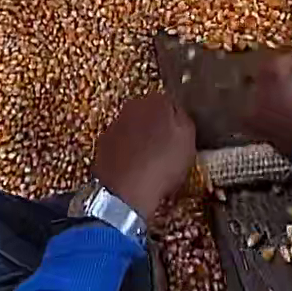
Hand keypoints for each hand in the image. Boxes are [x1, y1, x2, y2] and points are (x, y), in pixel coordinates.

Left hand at [91, 93, 195, 221]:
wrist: (125, 190)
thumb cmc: (163, 164)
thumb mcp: (188, 140)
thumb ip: (184, 119)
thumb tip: (177, 112)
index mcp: (157, 100)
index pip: (172, 104)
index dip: (177, 122)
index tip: (181, 138)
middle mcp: (133, 105)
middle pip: (151, 113)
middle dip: (157, 126)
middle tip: (167, 149)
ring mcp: (115, 123)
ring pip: (134, 127)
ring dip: (141, 139)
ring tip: (150, 162)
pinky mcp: (103, 142)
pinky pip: (121, 143)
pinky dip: (127, 151)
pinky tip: (134, 168)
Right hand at [236, 51, 291, 157]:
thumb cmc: (284, 125)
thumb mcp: (250, 116)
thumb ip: (239, 99)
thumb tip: (233, 93)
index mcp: (272, 62)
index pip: (254, 66)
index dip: (251, 82)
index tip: (249, 95)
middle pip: (278, 66)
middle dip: (274, 80)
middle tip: (270, 100)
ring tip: (290, 105)